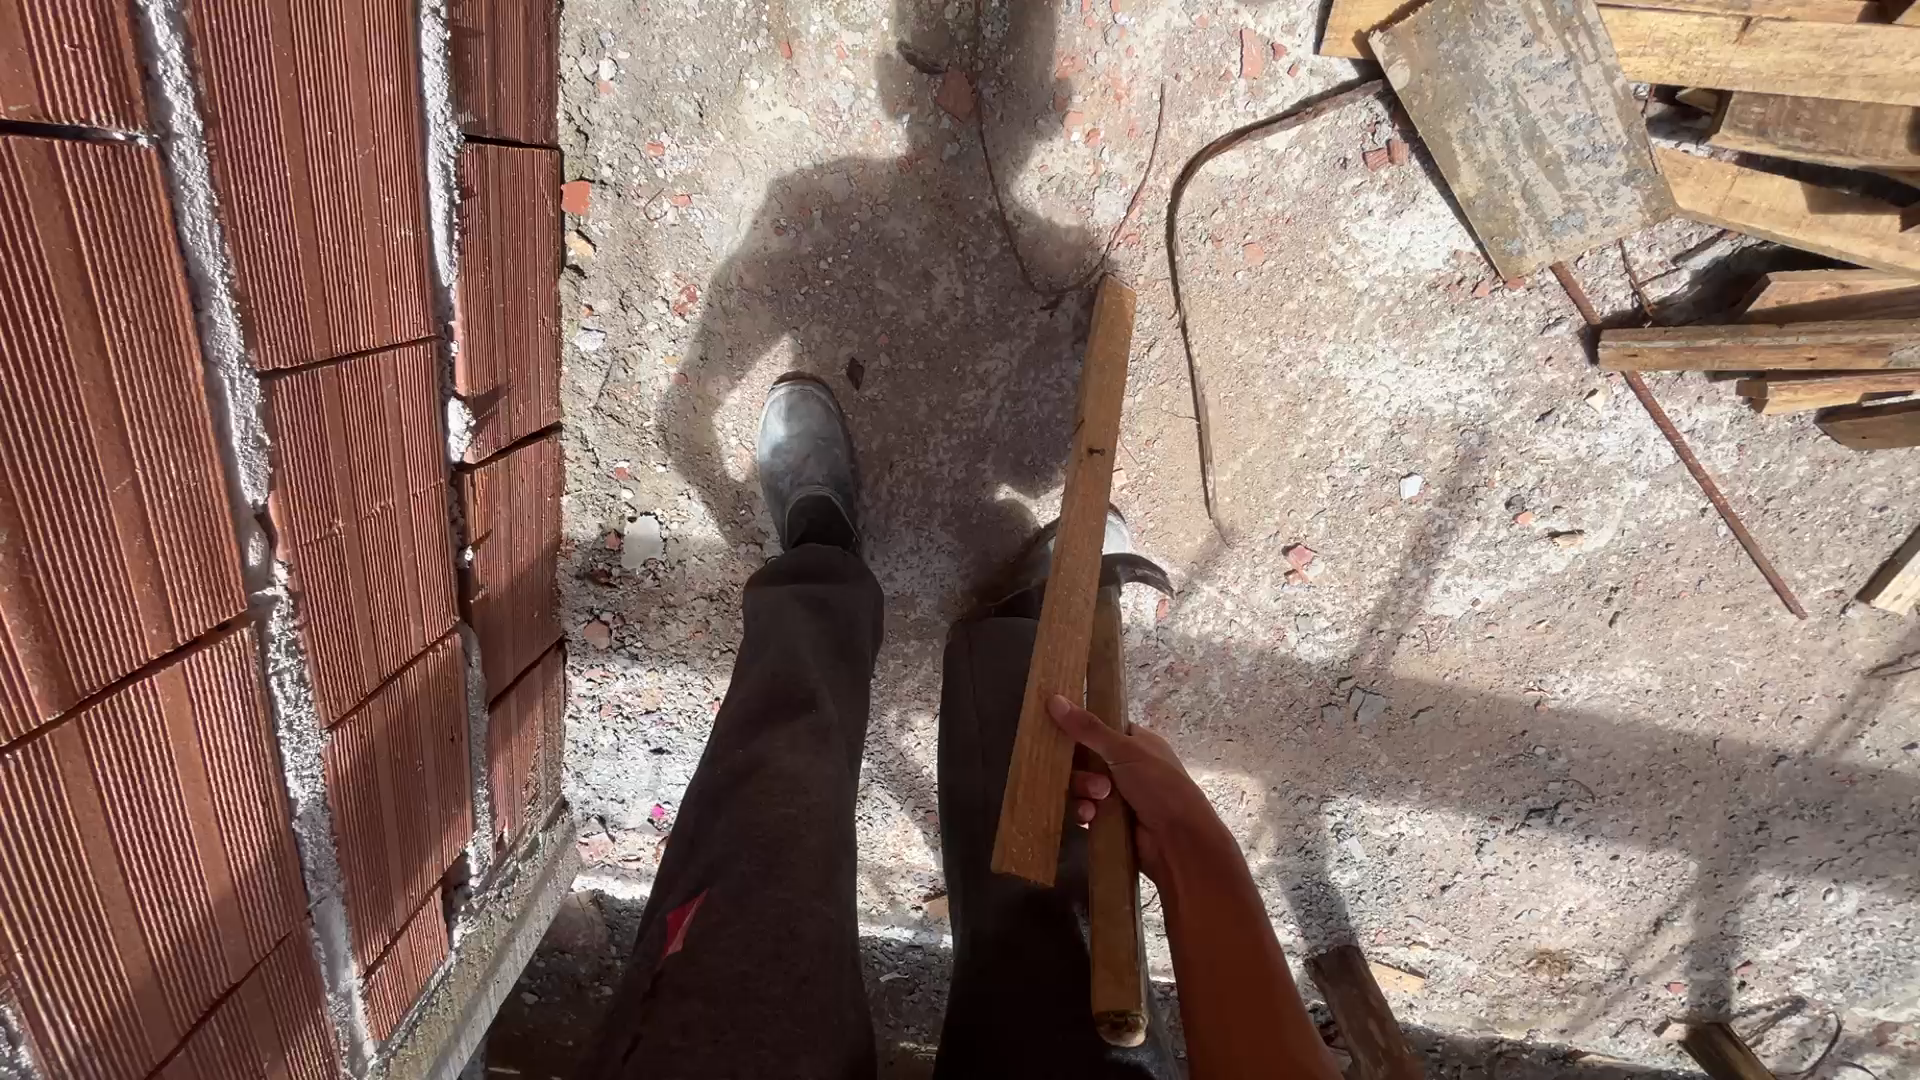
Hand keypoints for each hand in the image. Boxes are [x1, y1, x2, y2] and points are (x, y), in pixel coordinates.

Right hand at [1047, 694, 1231, 885]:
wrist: (1179, 843)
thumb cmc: (1160, 787)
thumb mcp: (1124, 751)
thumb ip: (1088, 728)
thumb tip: (1054, 699)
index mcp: (1136, 743)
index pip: (1099, 728)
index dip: (1079, 729)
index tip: (1056, 729)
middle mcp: (1125, 766)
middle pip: (1084, 758)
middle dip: (1081, 770)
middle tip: (1092, 780)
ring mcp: (1116, 794)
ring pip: (1080, 784)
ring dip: (1083, 791)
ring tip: (1096, 802)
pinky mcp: (1108, 820)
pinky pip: (1082, 808)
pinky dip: (1084, 811)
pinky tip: (1090, 817)